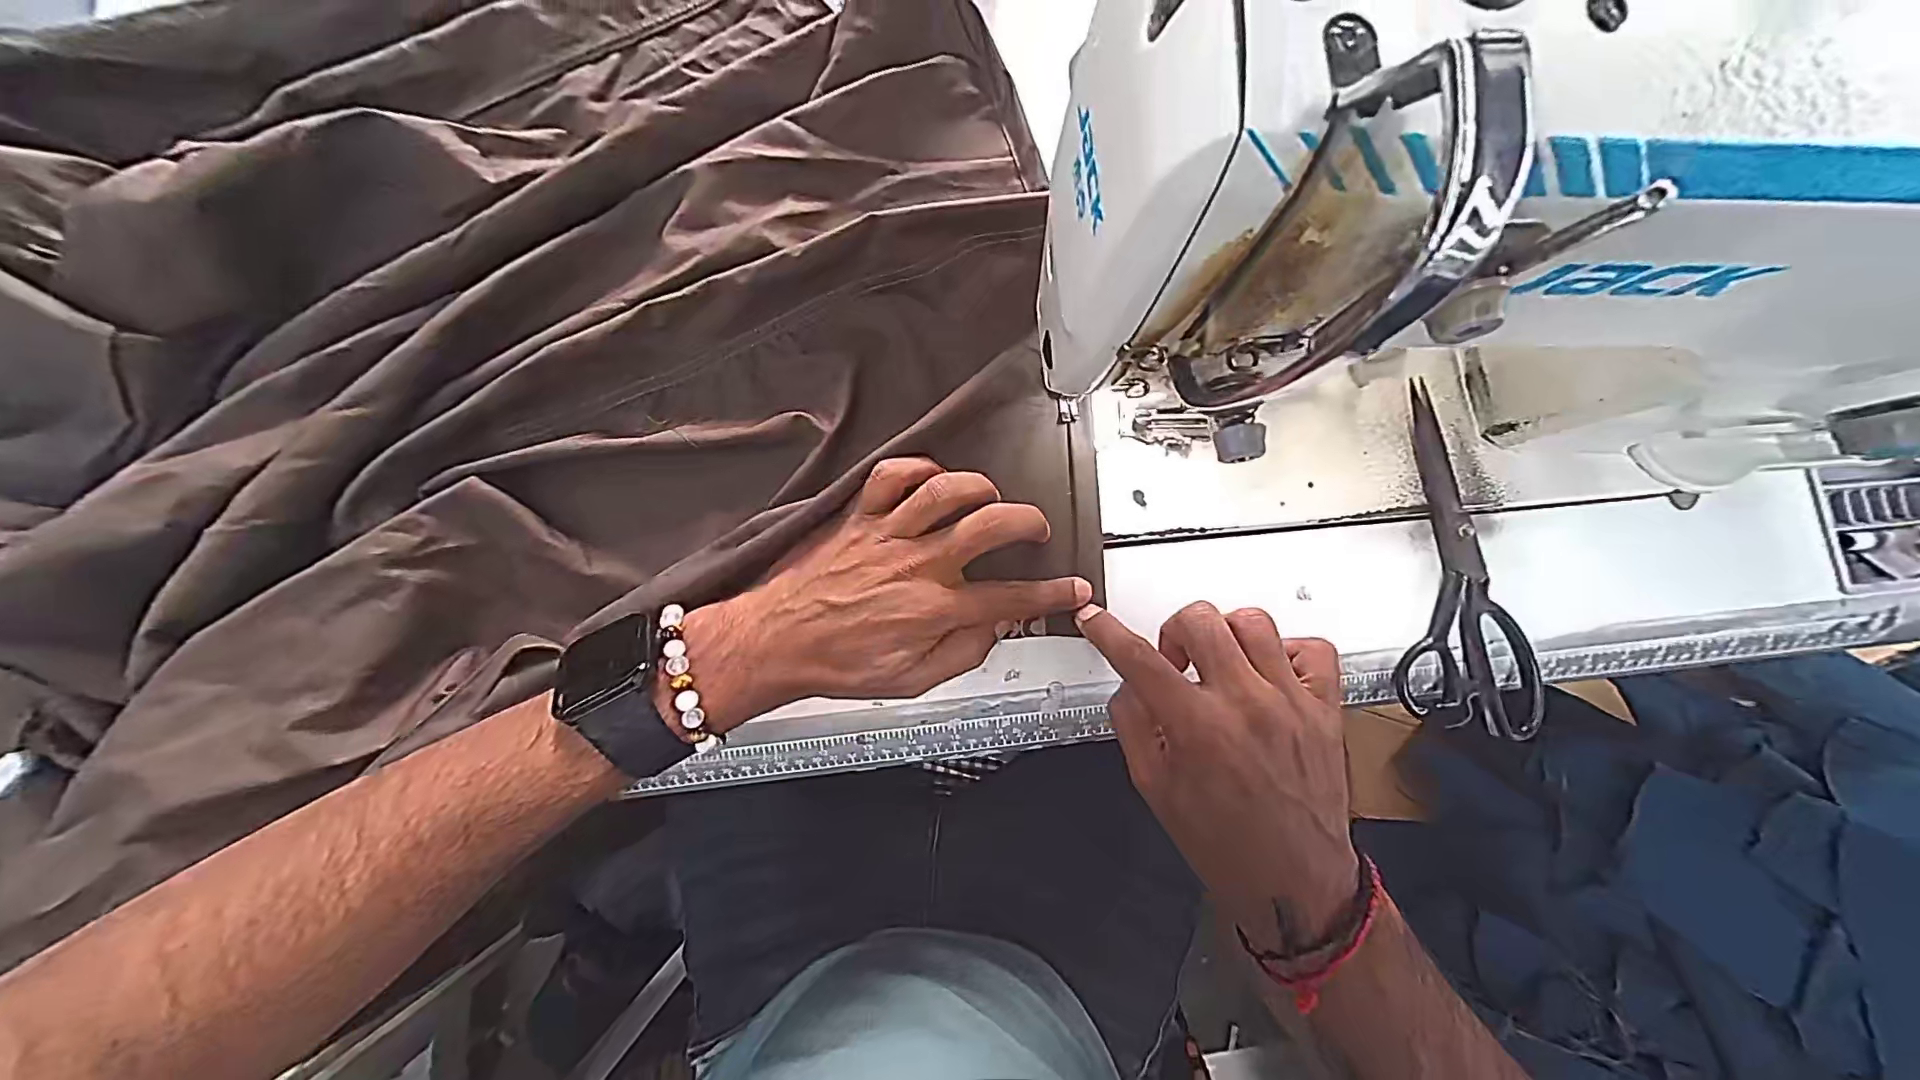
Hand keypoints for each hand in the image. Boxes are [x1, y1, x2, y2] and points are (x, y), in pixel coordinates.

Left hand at [665, 458, 1091, 730]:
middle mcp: (917, 565)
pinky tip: (930, 479)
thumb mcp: (911, 681)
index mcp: (934, 609)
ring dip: (979, 488)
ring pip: (946, 492)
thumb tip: (993, 631)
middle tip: (1036, 527)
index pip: (1011, 597)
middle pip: (991, 526)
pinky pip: (891, 476)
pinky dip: (917, 469)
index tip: (1071, 588)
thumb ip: (962, 654)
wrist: (774, 642)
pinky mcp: (859, 518)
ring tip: (990, 497)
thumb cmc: (834, 662)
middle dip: (1028, 521)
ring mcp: (887, 535)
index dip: (1052, 594)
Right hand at [1076, 601, 1357, 951]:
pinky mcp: (1325, 710)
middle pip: (1199, 620)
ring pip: (1252, 621)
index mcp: (1197, 729)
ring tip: (1219, 661)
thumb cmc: (1227, 845)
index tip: (1097, 620)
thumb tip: (1128, 685)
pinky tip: (1268, 670)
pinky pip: (1312, 647)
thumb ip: (1132, 724)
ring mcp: (1291, 704)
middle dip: (1173, 631)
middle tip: (1173, 659)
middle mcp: (1246, 706)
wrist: (1294, 882)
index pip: (1138, 658)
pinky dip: (1286, 648)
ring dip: (1224, 633)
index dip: (1107, 631)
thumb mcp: (1153, 787)